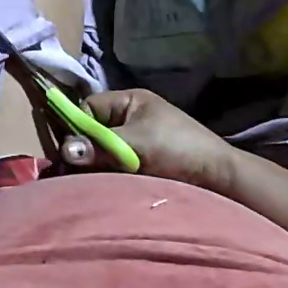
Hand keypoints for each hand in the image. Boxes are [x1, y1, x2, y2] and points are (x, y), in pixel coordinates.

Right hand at [58, 89, 241, 193]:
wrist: (222, 178)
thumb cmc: (179, 150)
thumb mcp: (136, 145)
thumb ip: (100, 146)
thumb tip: (65, 149)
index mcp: (130, 101)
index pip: (89, 109)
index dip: (77, 127)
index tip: (70, 150)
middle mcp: (131, 117)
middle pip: (95, 131)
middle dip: (87, 150)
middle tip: (76, 171)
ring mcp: (138, 140)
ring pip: (104, 150)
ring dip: (99, 165)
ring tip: (91, 181)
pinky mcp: (144, 162)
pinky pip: (116, 165)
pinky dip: (110, 175)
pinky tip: (105, 186)